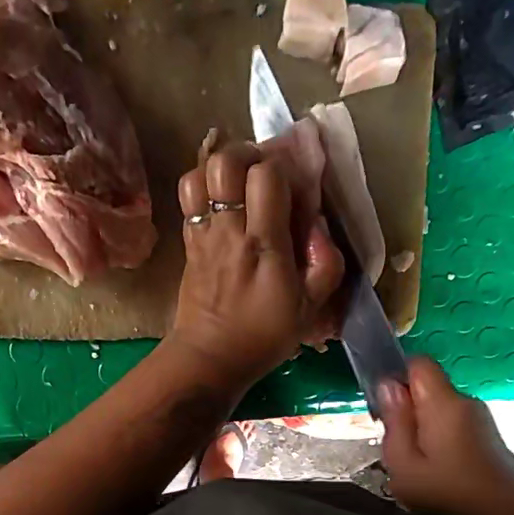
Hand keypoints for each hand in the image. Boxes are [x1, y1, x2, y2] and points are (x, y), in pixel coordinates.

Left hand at [168, 140, 343, 391]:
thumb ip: (326, 263)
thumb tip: (318, 226)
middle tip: (261, 174)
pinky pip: (187, 201)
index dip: (280, 168)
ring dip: (218, 172)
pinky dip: (202, 192)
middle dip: (245, 156)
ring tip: (236, 186)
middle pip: (223, 162)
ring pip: (196, 175)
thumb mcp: (311, 307)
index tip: (291, 185)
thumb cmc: (264, 335)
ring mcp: (202, 235)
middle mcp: (229, 231)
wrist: (209, 358)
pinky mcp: (187, 244)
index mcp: (264, 244)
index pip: (266, 175)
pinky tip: (220, 207)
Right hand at [376, 356, 513, 514]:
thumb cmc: (452, 494)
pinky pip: (451, 424)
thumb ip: (395, 422)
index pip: (418, 363)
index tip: (385, 408)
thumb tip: (387, 386)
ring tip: (417, 464)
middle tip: (398, 446)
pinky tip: (436, 470)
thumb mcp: (405, 465)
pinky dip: (438, 440)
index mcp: (443, 403)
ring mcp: (479, 418)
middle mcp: (465, 401)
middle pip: (426, 388)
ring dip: (421, 429)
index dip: (396, 377)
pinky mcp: (486, 435)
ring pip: (437, 409)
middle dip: (406, 410)